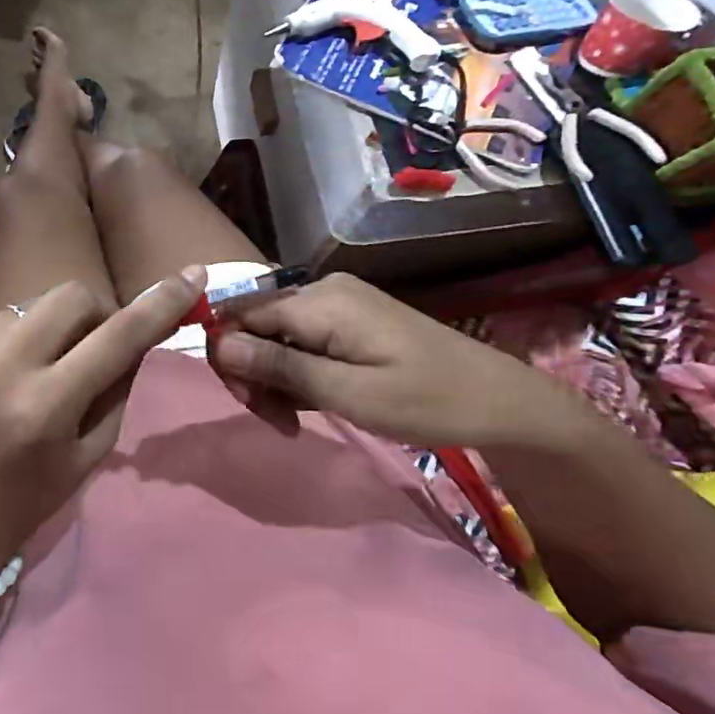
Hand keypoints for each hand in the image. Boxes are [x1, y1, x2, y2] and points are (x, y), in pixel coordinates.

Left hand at [0, 268, 205, 577]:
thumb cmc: (40, 489)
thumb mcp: (97, 446)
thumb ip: (121, 382)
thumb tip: (140, 326)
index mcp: (44, 407)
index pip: (116, 337)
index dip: (159, 303)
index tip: (190, 276)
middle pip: (70, 295)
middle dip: (95, 312)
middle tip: (94, 343)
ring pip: (31, 305)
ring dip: (49, 329)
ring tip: (38, 370)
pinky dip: (13, 341)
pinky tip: (2, 378)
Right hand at [208, 274, 612, 451]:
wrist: (496, 399)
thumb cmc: (425, 400)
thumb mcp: (347, 392)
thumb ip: (280, 367)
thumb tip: (218, 346)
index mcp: (321, 301)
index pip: (242, 315)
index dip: (230, 358)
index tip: (249, 404)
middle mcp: (324, 291)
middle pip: (258, 326)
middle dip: (256, 375)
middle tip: (279, 422)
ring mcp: (340, 304)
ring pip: (278, 338)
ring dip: (277, 381)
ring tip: (297, 421)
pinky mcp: (352, 321)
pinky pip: (305, 343)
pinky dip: (300, 375)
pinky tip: (314, 404)